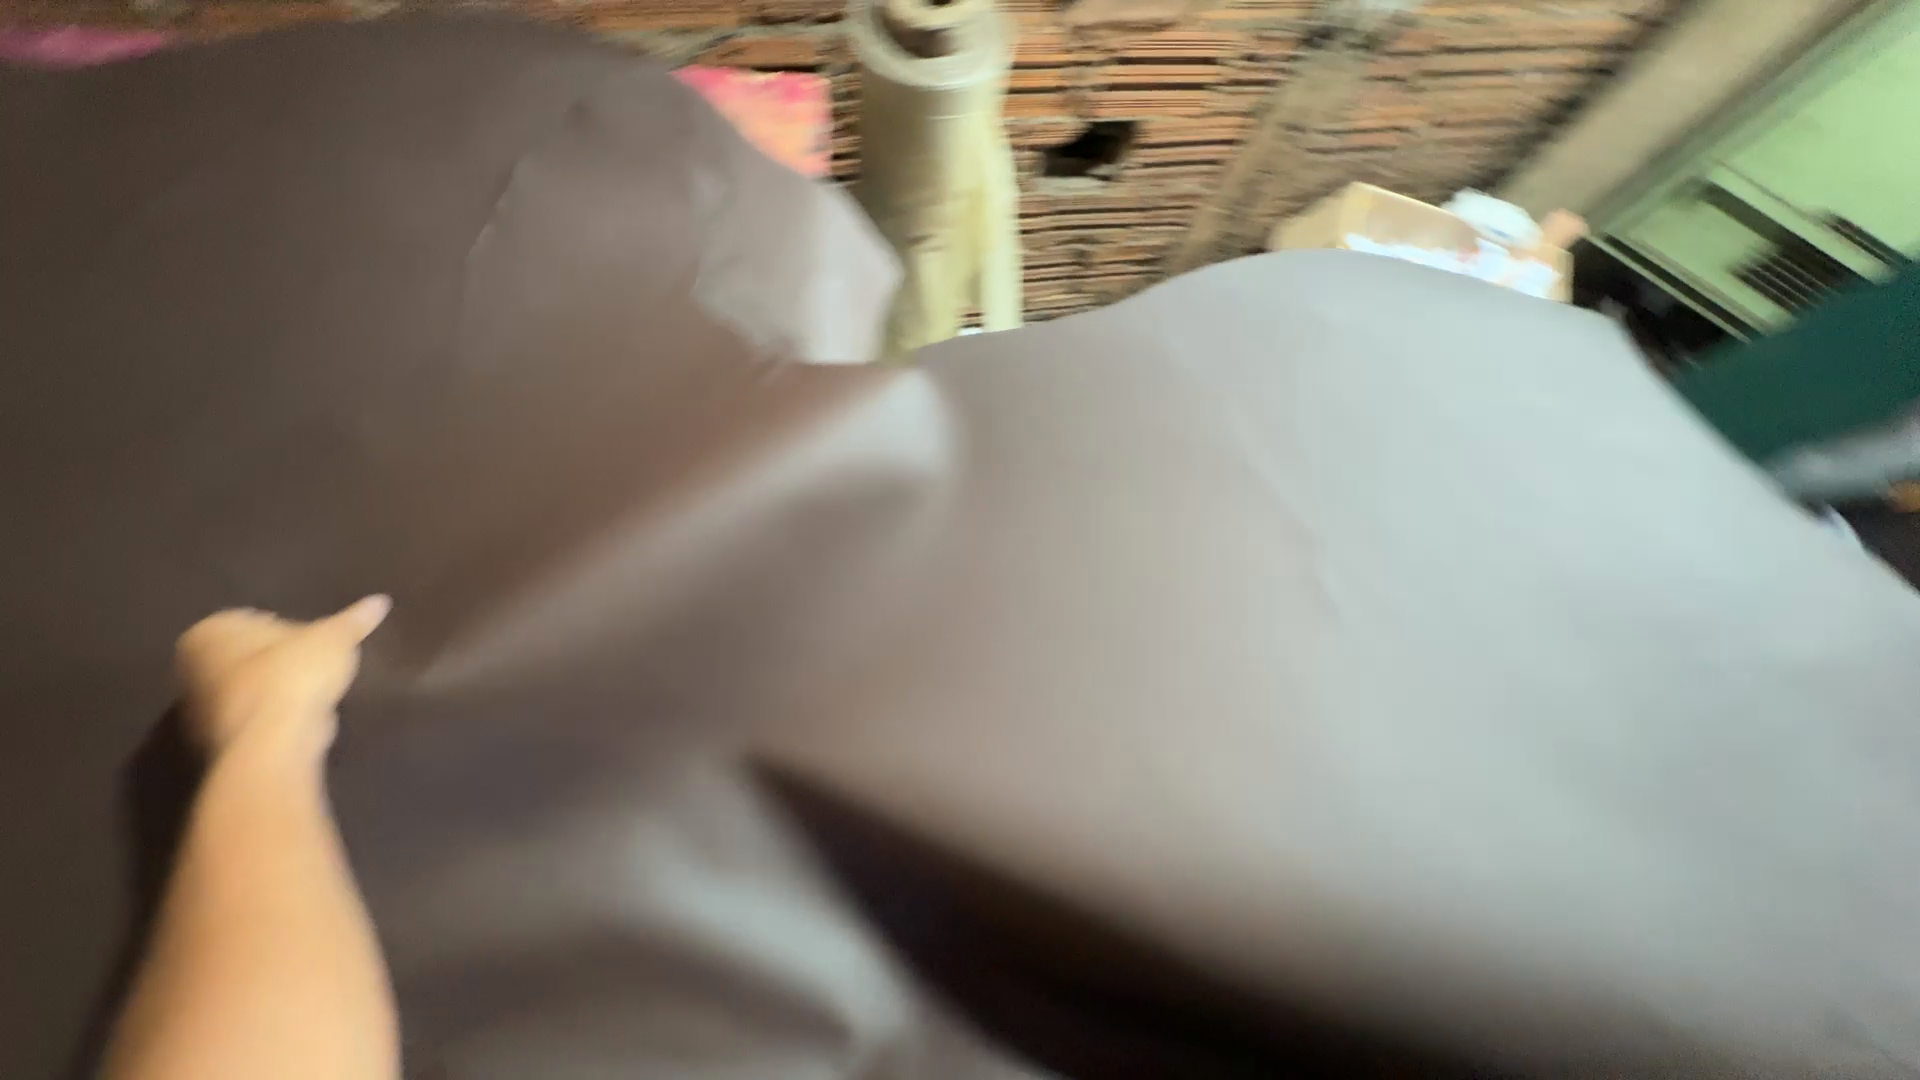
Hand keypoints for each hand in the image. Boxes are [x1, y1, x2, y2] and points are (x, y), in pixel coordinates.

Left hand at [176, 595, 391, 760]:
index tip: (313, 637)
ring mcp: (199, 704)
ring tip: (316, 685)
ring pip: (249, 682)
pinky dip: (277, 707)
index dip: (285, 625)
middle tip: (317, 658)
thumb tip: (379, 600)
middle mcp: (192, 665)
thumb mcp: (335, 639)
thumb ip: (354, 620)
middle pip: (245, 651)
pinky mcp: (219, 733)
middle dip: (277, 654)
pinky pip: (255, 709)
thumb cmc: (294, 675)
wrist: (273, 740)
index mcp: (211, 632)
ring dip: (278, 683)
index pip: (251, 618)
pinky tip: (305, 709)